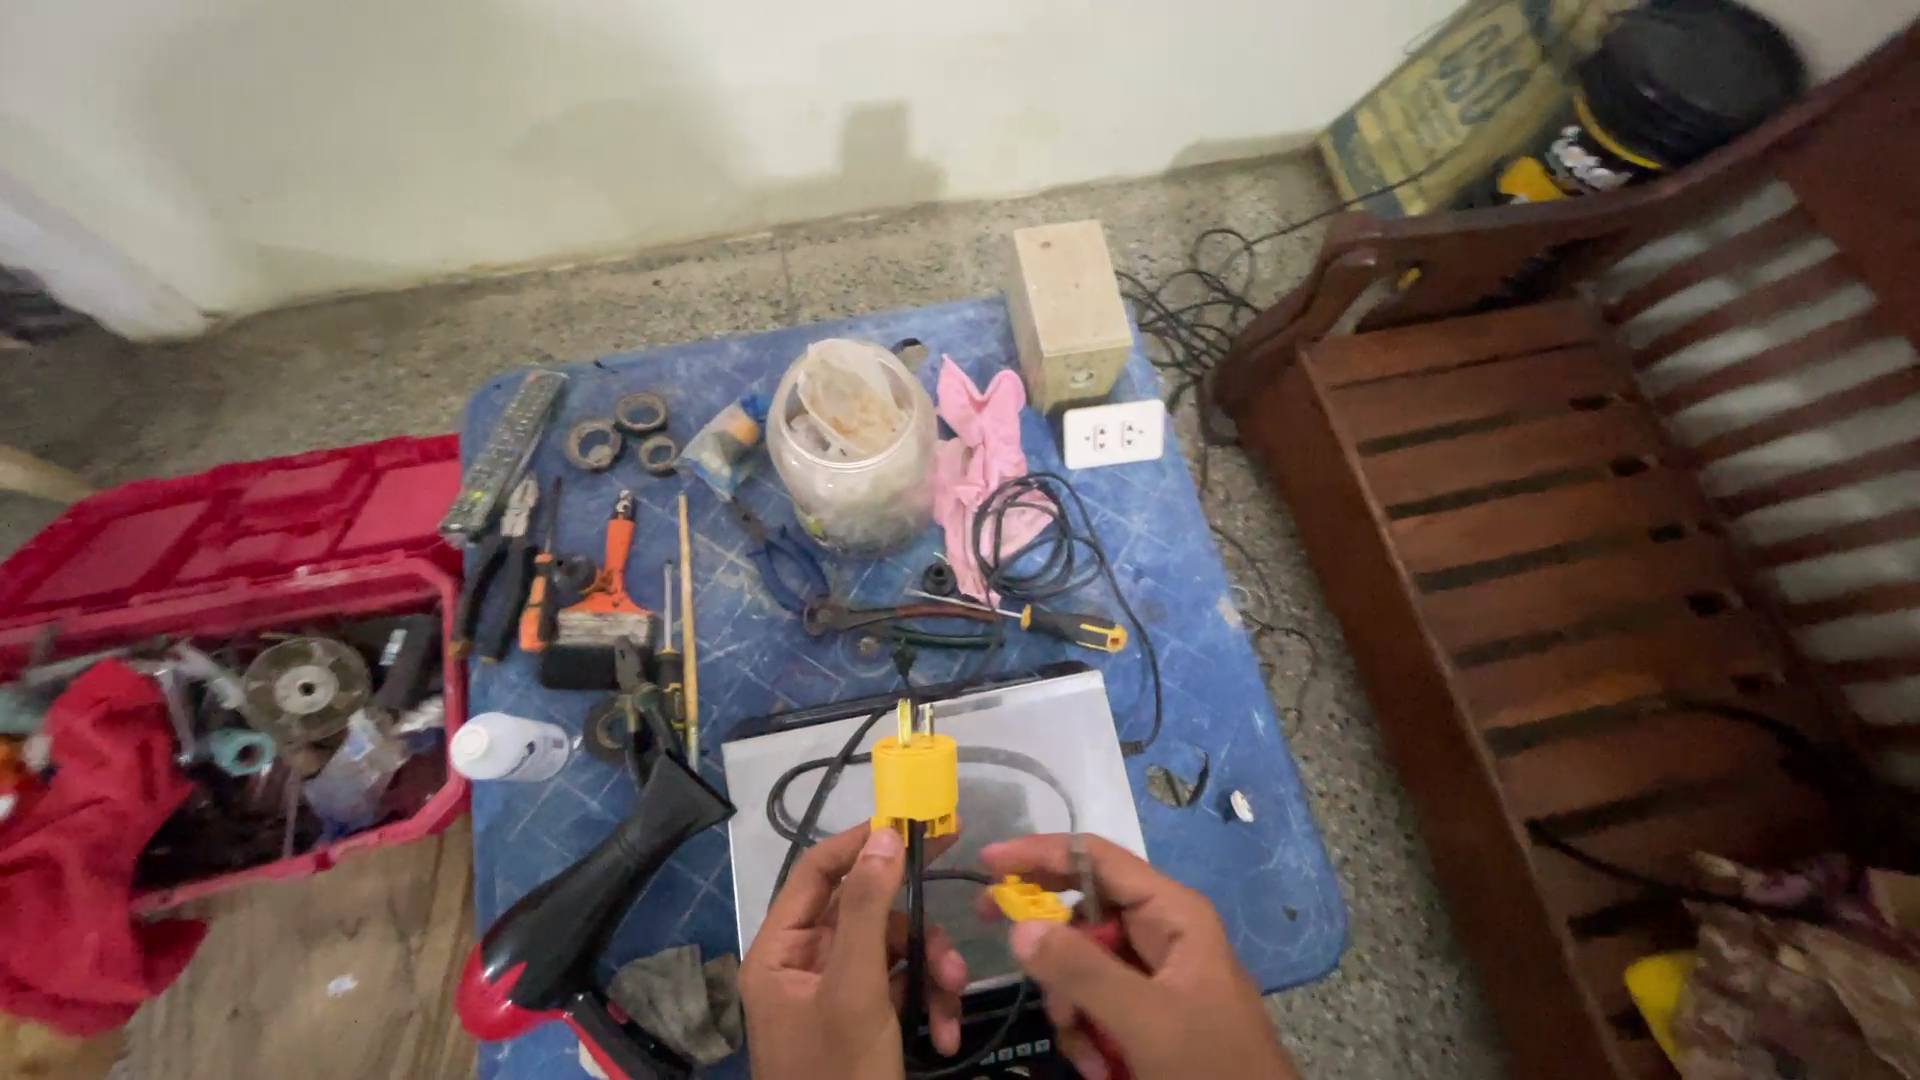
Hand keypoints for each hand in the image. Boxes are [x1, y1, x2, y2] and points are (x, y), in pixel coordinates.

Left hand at [741, 823, 970, 1079]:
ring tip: (952, 993)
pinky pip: (901, 984)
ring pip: (892, 946)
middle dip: (911, 916)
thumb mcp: (855, 989)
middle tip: (953, 864)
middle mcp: (805, 962)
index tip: (910, 821)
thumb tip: (885, 833)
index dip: (862, 840)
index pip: (818, 870)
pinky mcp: (865, 1017)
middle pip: (864, 907)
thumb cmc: (838, 1073)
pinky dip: (927, 1001)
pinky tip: (943, 1033)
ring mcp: (837, 990)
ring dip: (930, 966)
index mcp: (781, 949)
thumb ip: (866, 908)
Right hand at [979, 834, 1298, 1079]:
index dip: (1041, 852)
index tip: (988, 861)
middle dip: (1050, 940)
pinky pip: (1095, 1000)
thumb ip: (1082, 971)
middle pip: (1083, 908)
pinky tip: (1100, 1066)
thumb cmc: (1213, 1068)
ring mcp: (1152, 971)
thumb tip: (1018, 926)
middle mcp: (1159, 928)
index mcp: (1171, 910)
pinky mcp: (1145, 1010)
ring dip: (1069, 1003)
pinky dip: (1085, 1030)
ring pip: (1082, 960)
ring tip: (1087, 1049)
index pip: (1095, 857)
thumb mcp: (1146, 1021)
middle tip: (995, 933)